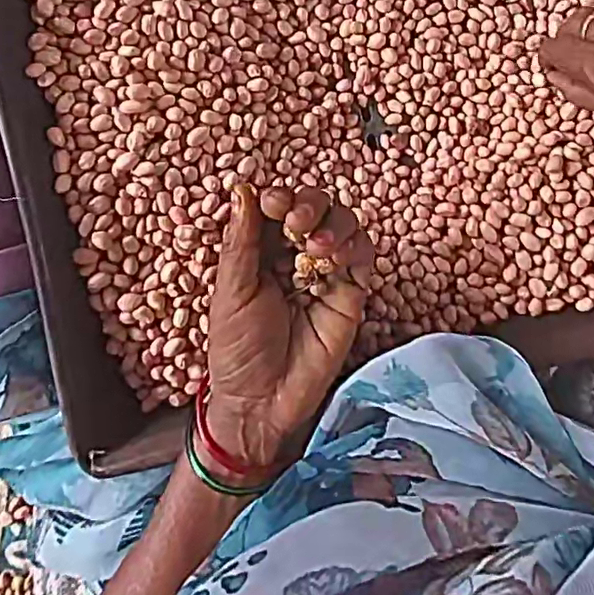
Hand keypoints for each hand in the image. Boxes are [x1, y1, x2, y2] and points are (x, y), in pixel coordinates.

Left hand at [202, 184, 372, 472]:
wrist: (261, 404)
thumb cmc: (237, 349)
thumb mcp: (231, 292)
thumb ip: (241, 241)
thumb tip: (243, 190)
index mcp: (262, 247)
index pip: (278, 205)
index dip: (279, 197)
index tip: (272, 202)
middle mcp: (296, 253)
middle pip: (315, 206)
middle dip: (309, 204)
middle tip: (296, 222)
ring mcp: (326, 271)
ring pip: (343, 224)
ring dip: (333, 224)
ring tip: (316, 245)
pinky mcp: (350, 293)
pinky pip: (363, 257)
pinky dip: (354, 248)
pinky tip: (335, 259)